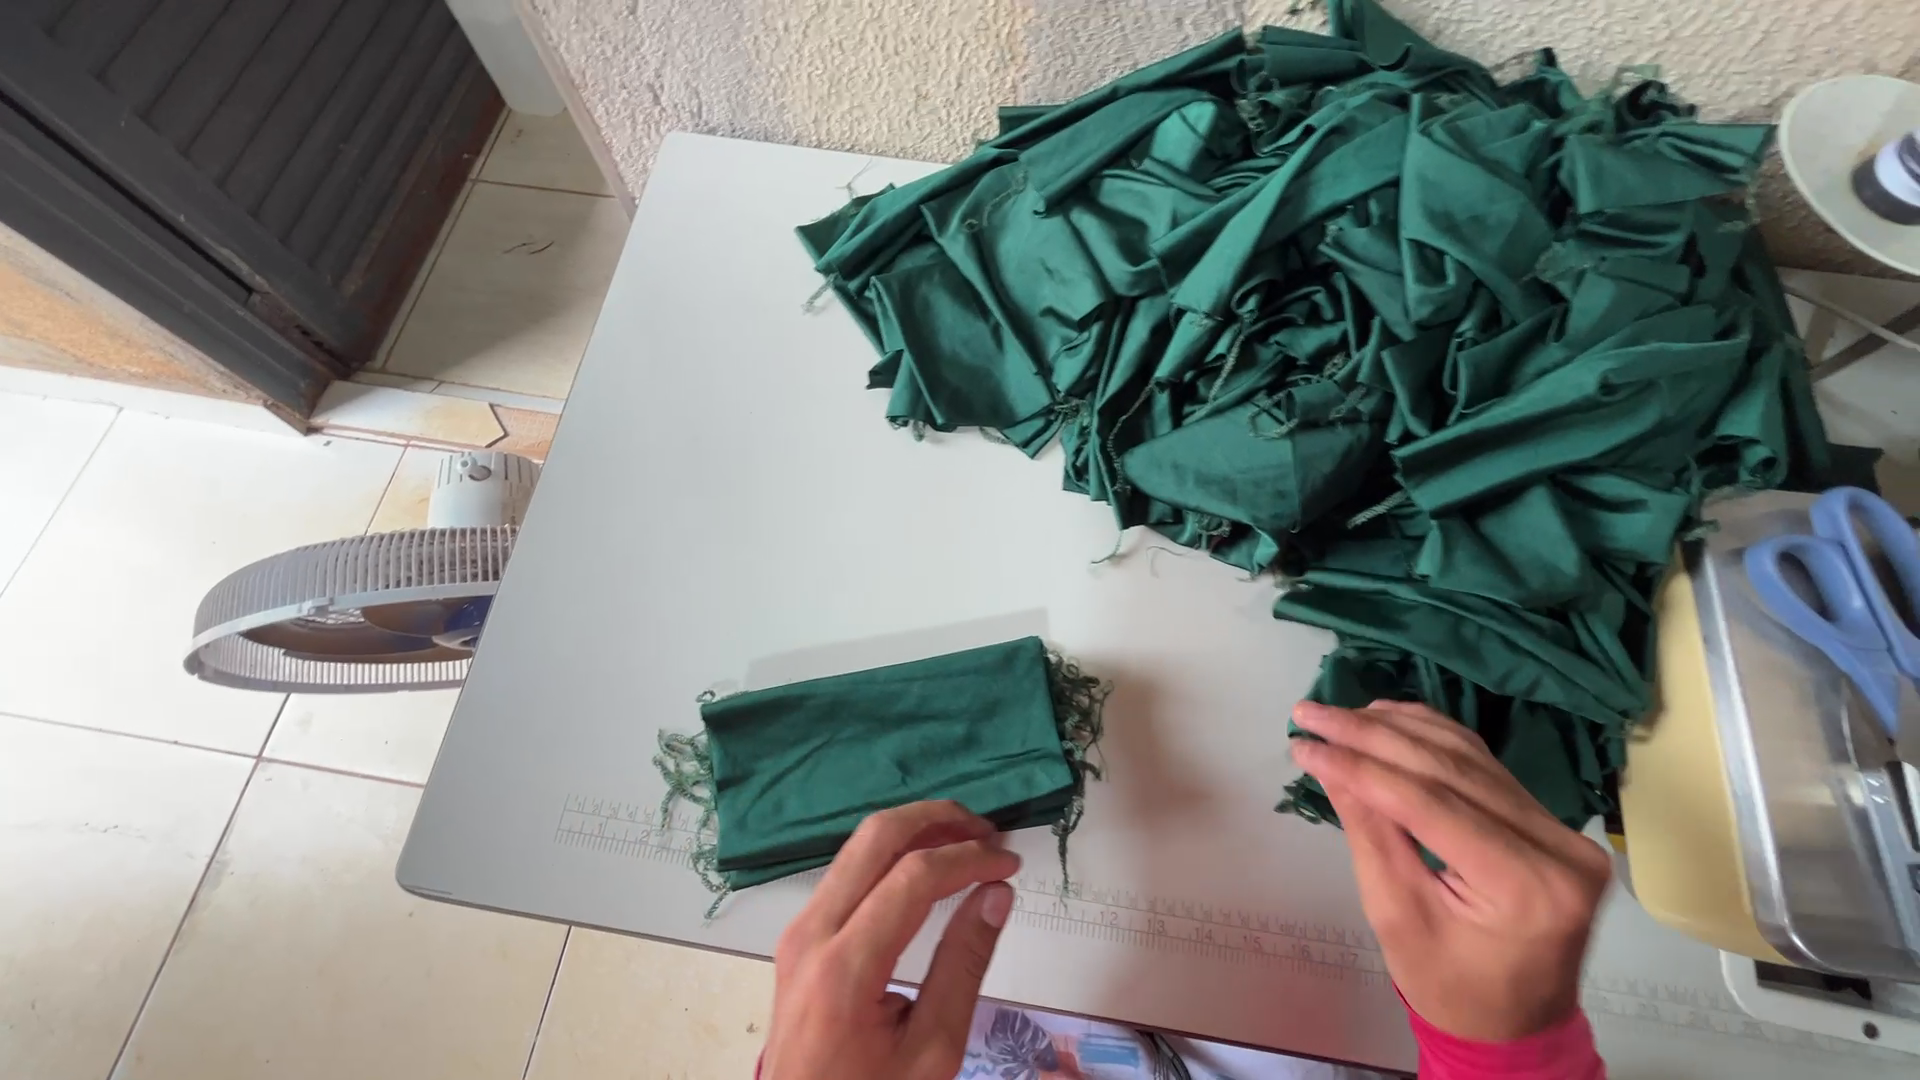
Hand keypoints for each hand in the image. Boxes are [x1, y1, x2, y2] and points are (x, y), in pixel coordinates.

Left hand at [762, 800, 1019, 1079]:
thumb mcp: (932, 1051)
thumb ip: (964, 966)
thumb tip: (997, 893)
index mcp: (844, 968)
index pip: (912, 878)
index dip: (969, 858)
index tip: (1010, 863)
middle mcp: (812, 931)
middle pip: (876, 836)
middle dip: (938, 818)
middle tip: (987, 830)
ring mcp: (800, 926)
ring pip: (859, 844)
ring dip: (916, 829)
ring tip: (966, 840)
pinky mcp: (801, 930)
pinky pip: (849, 868)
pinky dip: (893, 851)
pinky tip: (929, 861)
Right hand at [1290, 700, 1611, 1042]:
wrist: (1514, 1024)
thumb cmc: (1448, 985)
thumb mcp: (1396, 915)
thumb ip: (1368, 831)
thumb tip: (1327, 760)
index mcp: (1527, 887)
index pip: (1429, 803)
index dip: (1358, 767)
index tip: (1302, 746)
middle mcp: (1558, 846)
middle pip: (1447, 769)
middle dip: (1368, 736)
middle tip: (1309, 714)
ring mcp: (1558, 828)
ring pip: (1463, 754)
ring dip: (1393, 726)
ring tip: (1336, 713)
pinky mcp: (1545, 818)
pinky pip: (1479, 761)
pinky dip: (1426, 733)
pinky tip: (1384, 717)